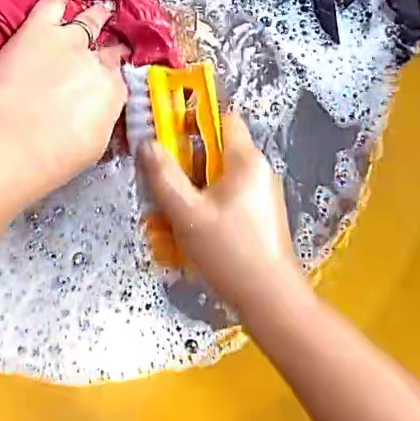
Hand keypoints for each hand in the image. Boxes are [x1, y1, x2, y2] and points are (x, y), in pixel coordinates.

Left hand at [0, 0, 131, 194]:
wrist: (8, 142)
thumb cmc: (51, 158)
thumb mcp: (93, 145)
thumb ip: (101, 118)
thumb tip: (100, 109)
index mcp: (111, 91)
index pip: (117, 77)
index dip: (113, 74)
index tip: (110, 75)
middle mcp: (93, 61)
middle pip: (106, 48)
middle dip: (111, 45)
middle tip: (113, 43)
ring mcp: (66, 40)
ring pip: (86, 20)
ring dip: (94, 15)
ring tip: (101, 8)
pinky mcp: (36, 30)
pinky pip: (50, 6)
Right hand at [136, 108, 302, 307]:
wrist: (272, 302)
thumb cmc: (230, 253)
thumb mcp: (187, 214)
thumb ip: (163, 177)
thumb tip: (147, 145)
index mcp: (245, 161)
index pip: (222, 118)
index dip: (194, 118)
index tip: (169, 132)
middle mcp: (257, 172)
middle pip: (213, 153)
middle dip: (183, 168)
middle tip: (159, 186)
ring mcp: (260, 196)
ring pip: (216, 182)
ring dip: (189, 194)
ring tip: (166, 220)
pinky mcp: (258, 219)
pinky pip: (225, 202)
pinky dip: (204, 212)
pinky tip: (185, 238)